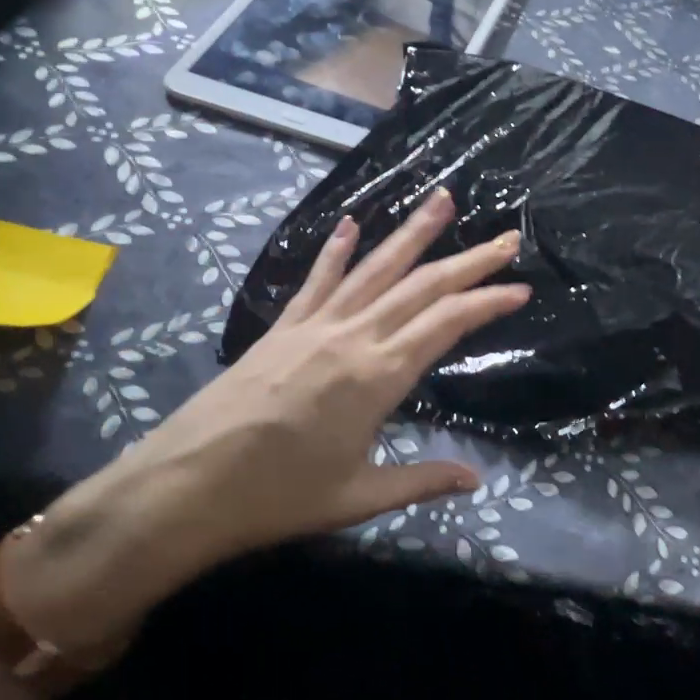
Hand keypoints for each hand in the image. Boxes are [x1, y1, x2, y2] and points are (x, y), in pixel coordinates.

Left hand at [0, 189, 528, 657]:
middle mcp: (352, 338)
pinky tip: (351, 224)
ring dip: (412, 233)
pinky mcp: (280, 330)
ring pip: (374, 269)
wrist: (178, 491)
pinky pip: (316, 282)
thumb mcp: (358, 497)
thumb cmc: (276, 499)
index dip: (488, 302)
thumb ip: (422, 481)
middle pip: (422, 287)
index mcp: (378, 376)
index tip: (521, 288)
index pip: (447, 324)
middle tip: (506, 237)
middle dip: (469, 260)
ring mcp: (313, 327)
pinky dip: (337, 250)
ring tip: (441, 199)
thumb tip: (478, 480)